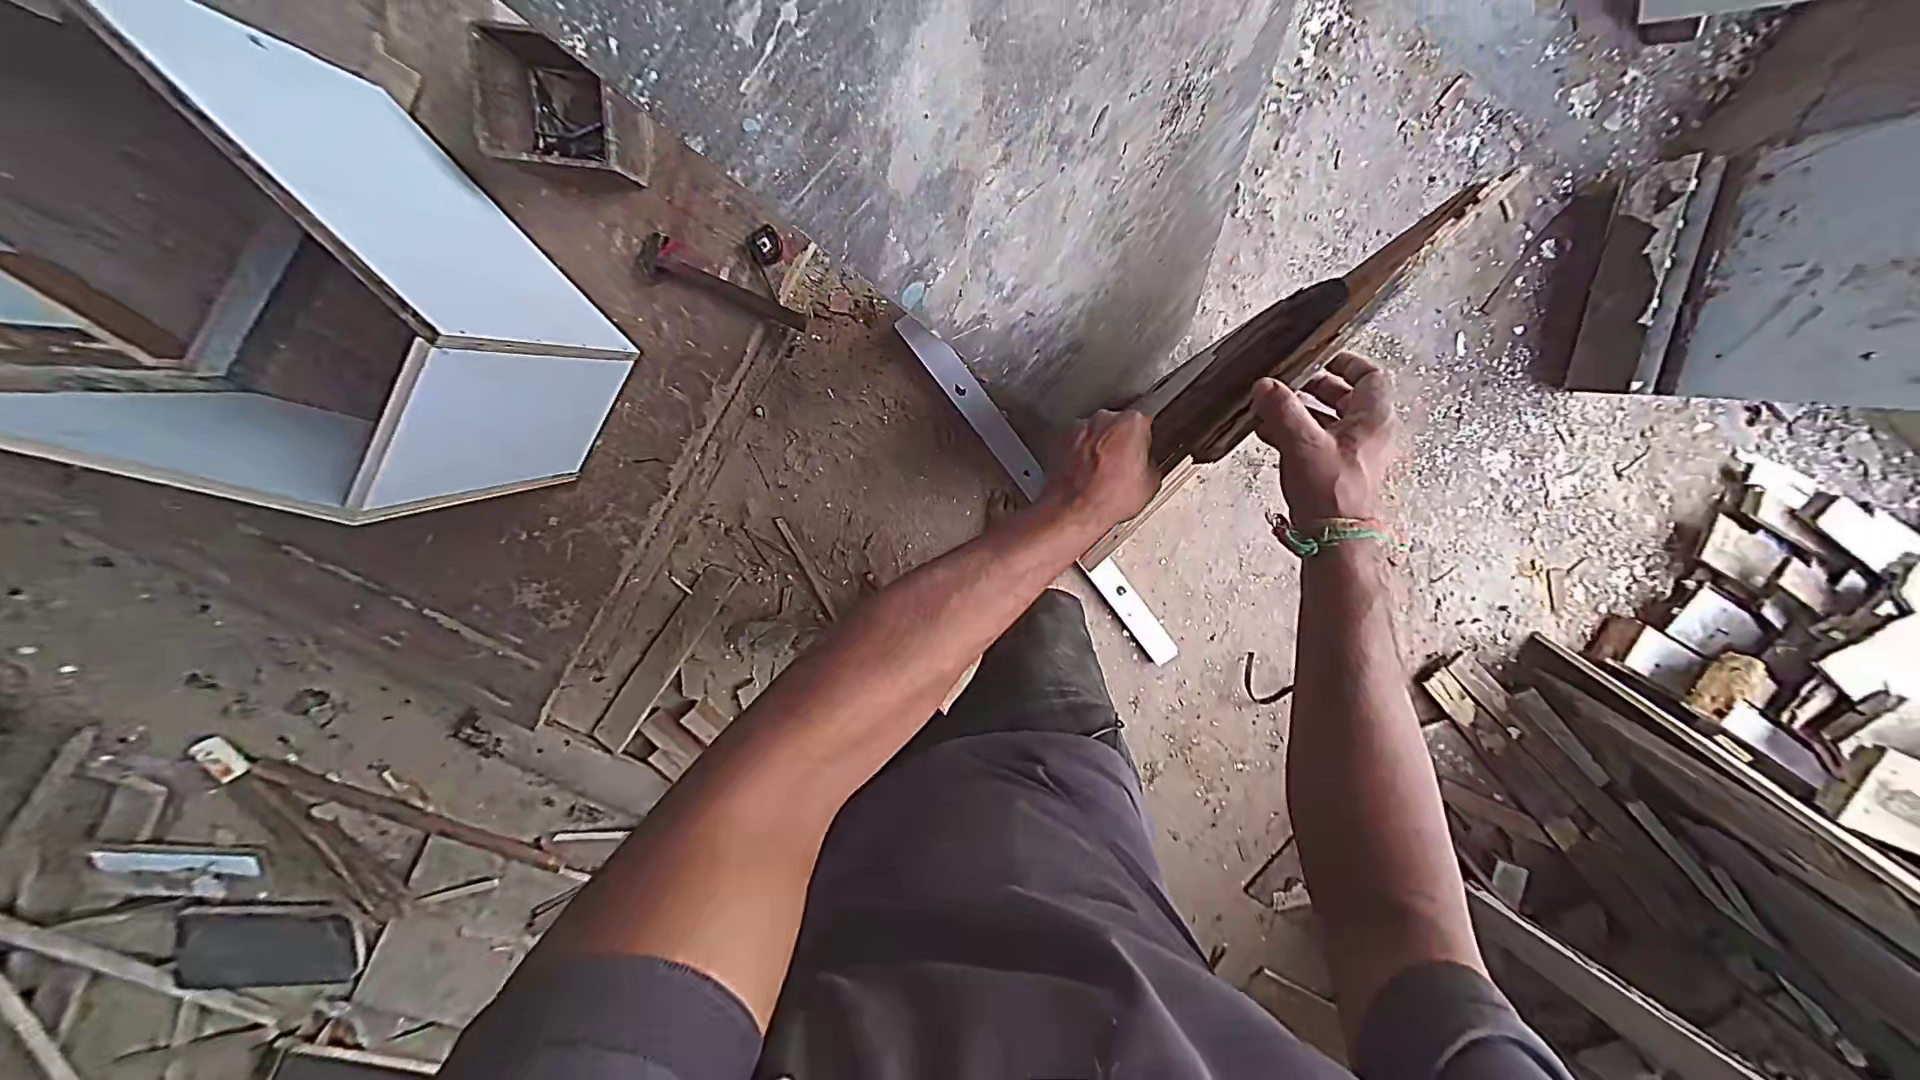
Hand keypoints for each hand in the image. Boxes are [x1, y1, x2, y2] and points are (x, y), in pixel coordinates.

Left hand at [1040, 410, 1157, 531]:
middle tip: (1122, 467)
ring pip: (1096, 434)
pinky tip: (1085, 475)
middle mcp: (1103, 419)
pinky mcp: (1060, 440)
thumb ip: (1150, 463)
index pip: (1145, 425)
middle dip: (1120, 442)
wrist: (1072, 512)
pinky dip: (1080, 455)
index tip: (1143, 454)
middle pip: (1118, 426)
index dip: (1145, 443)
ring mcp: (1079, 428)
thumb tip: (1145, 464)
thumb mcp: (1150, 484)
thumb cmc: (1107, 498)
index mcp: (1132, 423)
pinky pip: (1077, 444)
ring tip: (1101, 475)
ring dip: (1099, 448)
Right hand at [1250, 352, 1395, 521]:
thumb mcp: (1302, 442)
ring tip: (1270, 412)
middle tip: (1287, 385)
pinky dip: (1296, 435)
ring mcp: (1354, 455)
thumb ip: (1282, 410)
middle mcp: (1369, 435)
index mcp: (1373, 419)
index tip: (1318, 359)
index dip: (1344, 363)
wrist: (1335, 538)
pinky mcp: (1337, 473)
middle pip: (1346, 398)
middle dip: (1313, 389)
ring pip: (1329, 422)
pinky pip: (1318, 443)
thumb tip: (1265, 386)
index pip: (1369, 376)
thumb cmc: (1333, 493)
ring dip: (1300, 414)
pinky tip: (1272, 437)